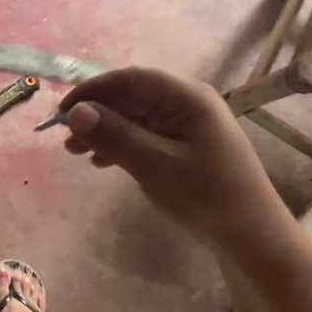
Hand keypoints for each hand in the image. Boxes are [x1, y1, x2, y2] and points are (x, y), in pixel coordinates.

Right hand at [59, 68, 291, 252]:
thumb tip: (76, 112)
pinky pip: (145, 135)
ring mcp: (187, 124)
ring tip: (76, 152)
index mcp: (186, 97)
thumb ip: (115, 136)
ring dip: (104, 130)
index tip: (61, 112)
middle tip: (64, 137)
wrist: (249, 232)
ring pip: (135, 117)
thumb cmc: (205, 195)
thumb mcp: (154, 165)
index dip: (92, 91)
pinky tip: (102, 162)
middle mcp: (187, 103)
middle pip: (131, 96)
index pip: (130, 79)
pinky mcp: (185, 145)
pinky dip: (120, 144)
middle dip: (95, 113)